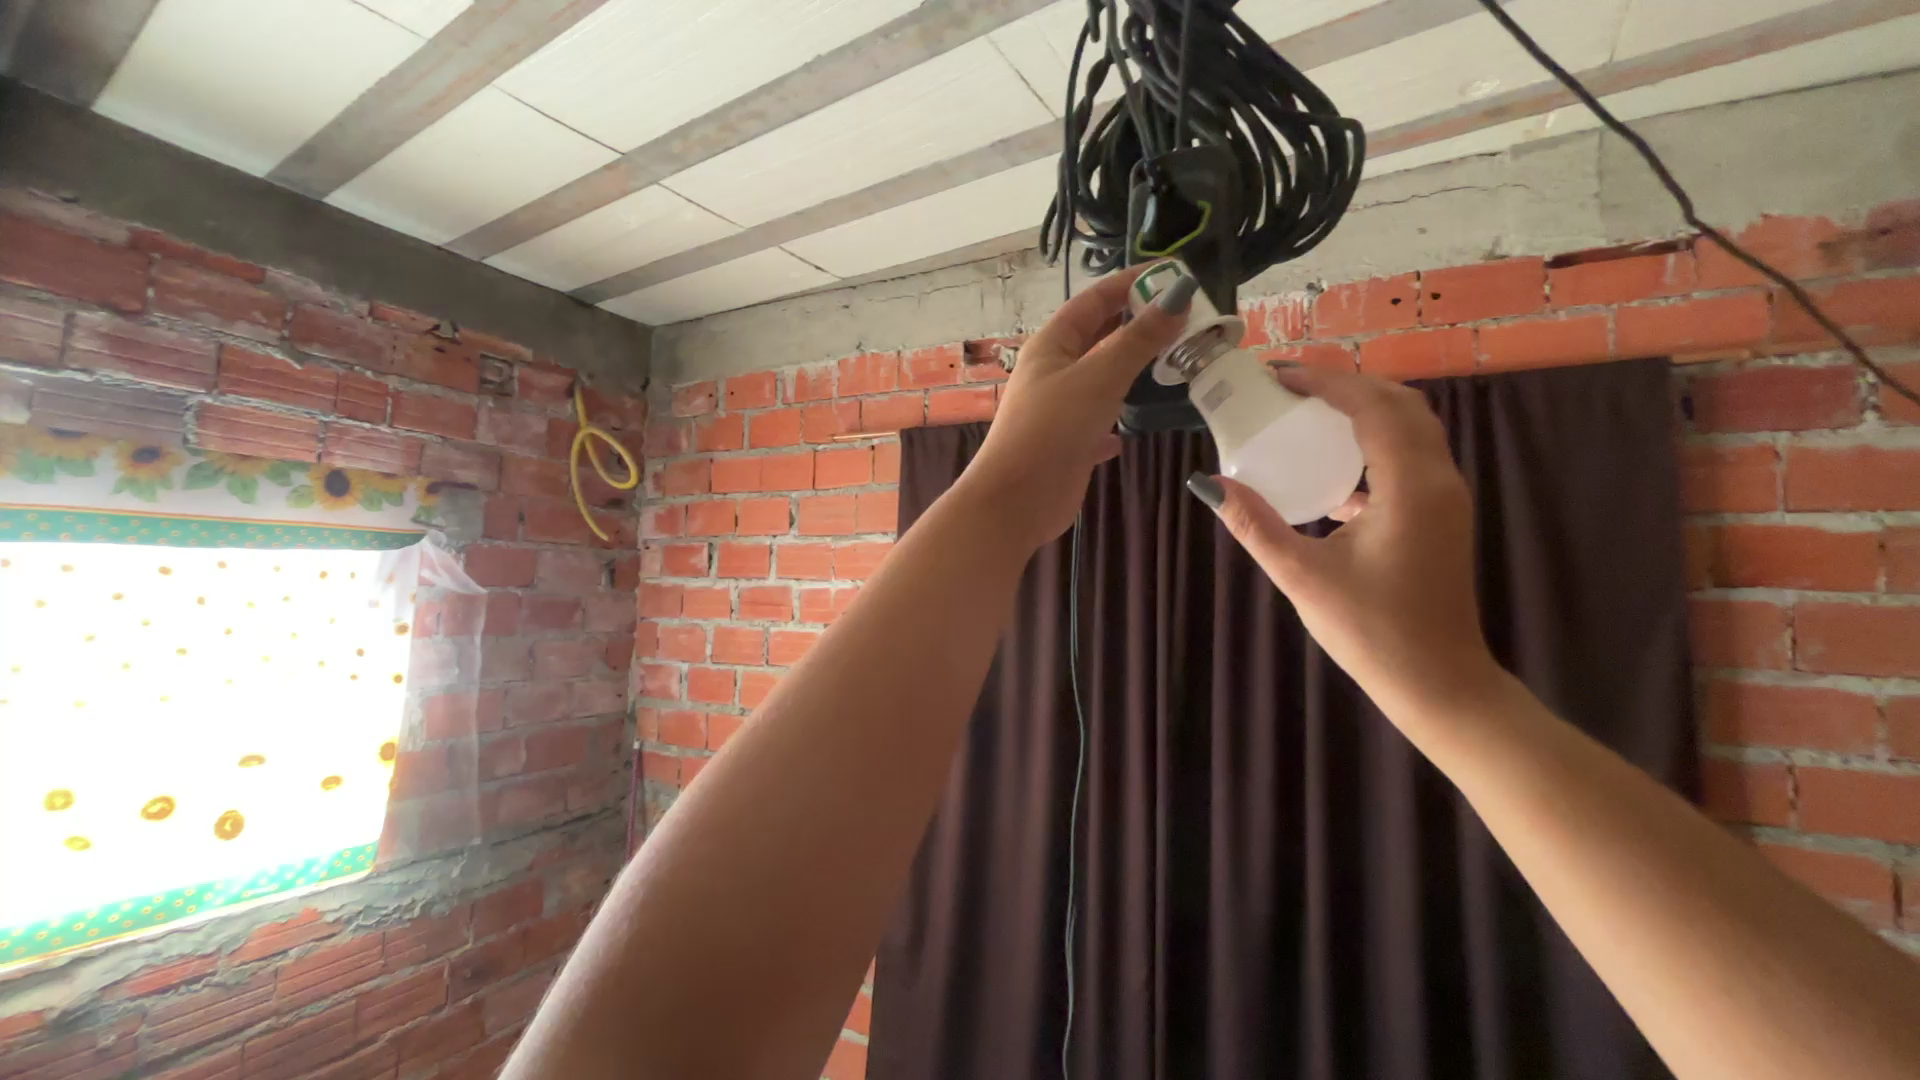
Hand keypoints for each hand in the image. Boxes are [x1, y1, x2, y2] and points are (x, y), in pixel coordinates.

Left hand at [957, 263, 1191, 549]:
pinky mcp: (1068, 446)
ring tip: (1175, 360)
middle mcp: (1053, 372)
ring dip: (1132, 369)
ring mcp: (1059, 410)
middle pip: (1099, 336)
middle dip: (1138, 324)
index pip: (1094, 299)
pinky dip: (1117, 421)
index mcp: (1052, 344)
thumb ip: (1139, 338)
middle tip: (1187, 318)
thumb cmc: (1052, 429)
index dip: (1131, 283)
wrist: (1016, 500)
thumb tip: (1178, 295)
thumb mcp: (1100, 376)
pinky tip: (1133, 429)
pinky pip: (1098, 424)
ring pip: (1101, 379)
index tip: (1174, 274)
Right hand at [1191, 367, 1498, 712]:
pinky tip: (1330, 469)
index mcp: (1411, 486)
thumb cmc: (1372, 631)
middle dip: (1346, 387)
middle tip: (1291, 389)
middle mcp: (1439, 479)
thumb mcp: (1303, 577)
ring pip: (1410, 428)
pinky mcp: (1441, 516)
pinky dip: (1372, 445)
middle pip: (1399, 404)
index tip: (1278, 376)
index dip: (1325, 382)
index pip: (1371, 406)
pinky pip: (1410, 457)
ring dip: (1363, 411)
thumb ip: (1255, 525)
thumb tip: (1207, 484)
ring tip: (1308, 415)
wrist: (1439, 682)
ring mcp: (1446, 497)